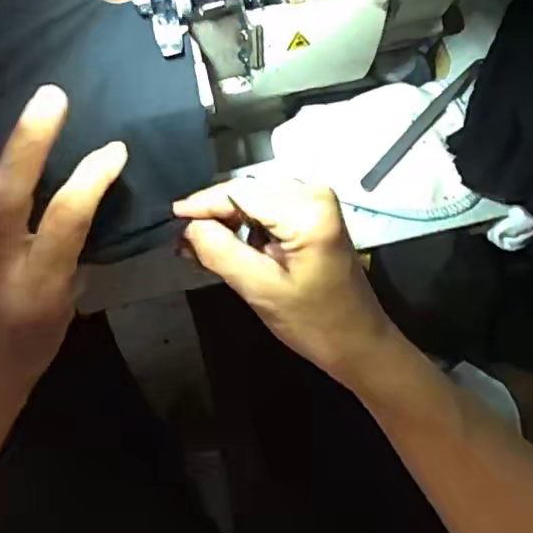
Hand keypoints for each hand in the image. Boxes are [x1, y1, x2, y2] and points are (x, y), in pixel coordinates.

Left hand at [0, 86, 126, 472]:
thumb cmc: (29, 353)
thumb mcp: (67, 310)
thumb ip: (73, 252)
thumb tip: (86, 197)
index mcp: (38, 286)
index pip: (66, 223)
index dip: (91, 181)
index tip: (116, 148)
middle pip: (7, 200)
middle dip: (27, 147)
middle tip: (50, 98)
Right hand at [175, 179, 404, 387]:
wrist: (360, 341)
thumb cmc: (315, 323)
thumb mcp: (261, 290)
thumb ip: (221, 253)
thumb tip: (189, 226)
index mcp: (307, 210)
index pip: (241, 192)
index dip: (204, 203)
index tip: (172, 216)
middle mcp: (314, 193)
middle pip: (248, 190)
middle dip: (214, 213)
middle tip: (182, 241)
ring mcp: (316, 200)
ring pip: (255, 197)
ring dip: (227, 219)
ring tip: (197, 246)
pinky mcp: (314, 210)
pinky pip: (269, 206)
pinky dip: (245, 223)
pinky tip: (224, 243)